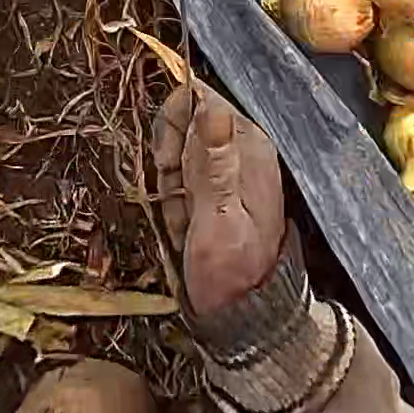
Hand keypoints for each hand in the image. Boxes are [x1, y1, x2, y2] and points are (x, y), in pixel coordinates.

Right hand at [153, 83, 285, 314]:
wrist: (244, 314)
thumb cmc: (232, 271)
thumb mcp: (219, 219)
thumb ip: (214, 163)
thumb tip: (211, 108)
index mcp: (247, 143)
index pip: (199, 98)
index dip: (172, 124)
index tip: (166, 163)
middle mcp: (241, 146)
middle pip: (184, 124)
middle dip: (170, 161)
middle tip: (178, 199)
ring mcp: (229, 166)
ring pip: (178, 152)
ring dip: (171, 186)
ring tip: (186, 221)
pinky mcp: (217, 185)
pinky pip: (181, 176)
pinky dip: (175, 199)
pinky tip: (186, 225)